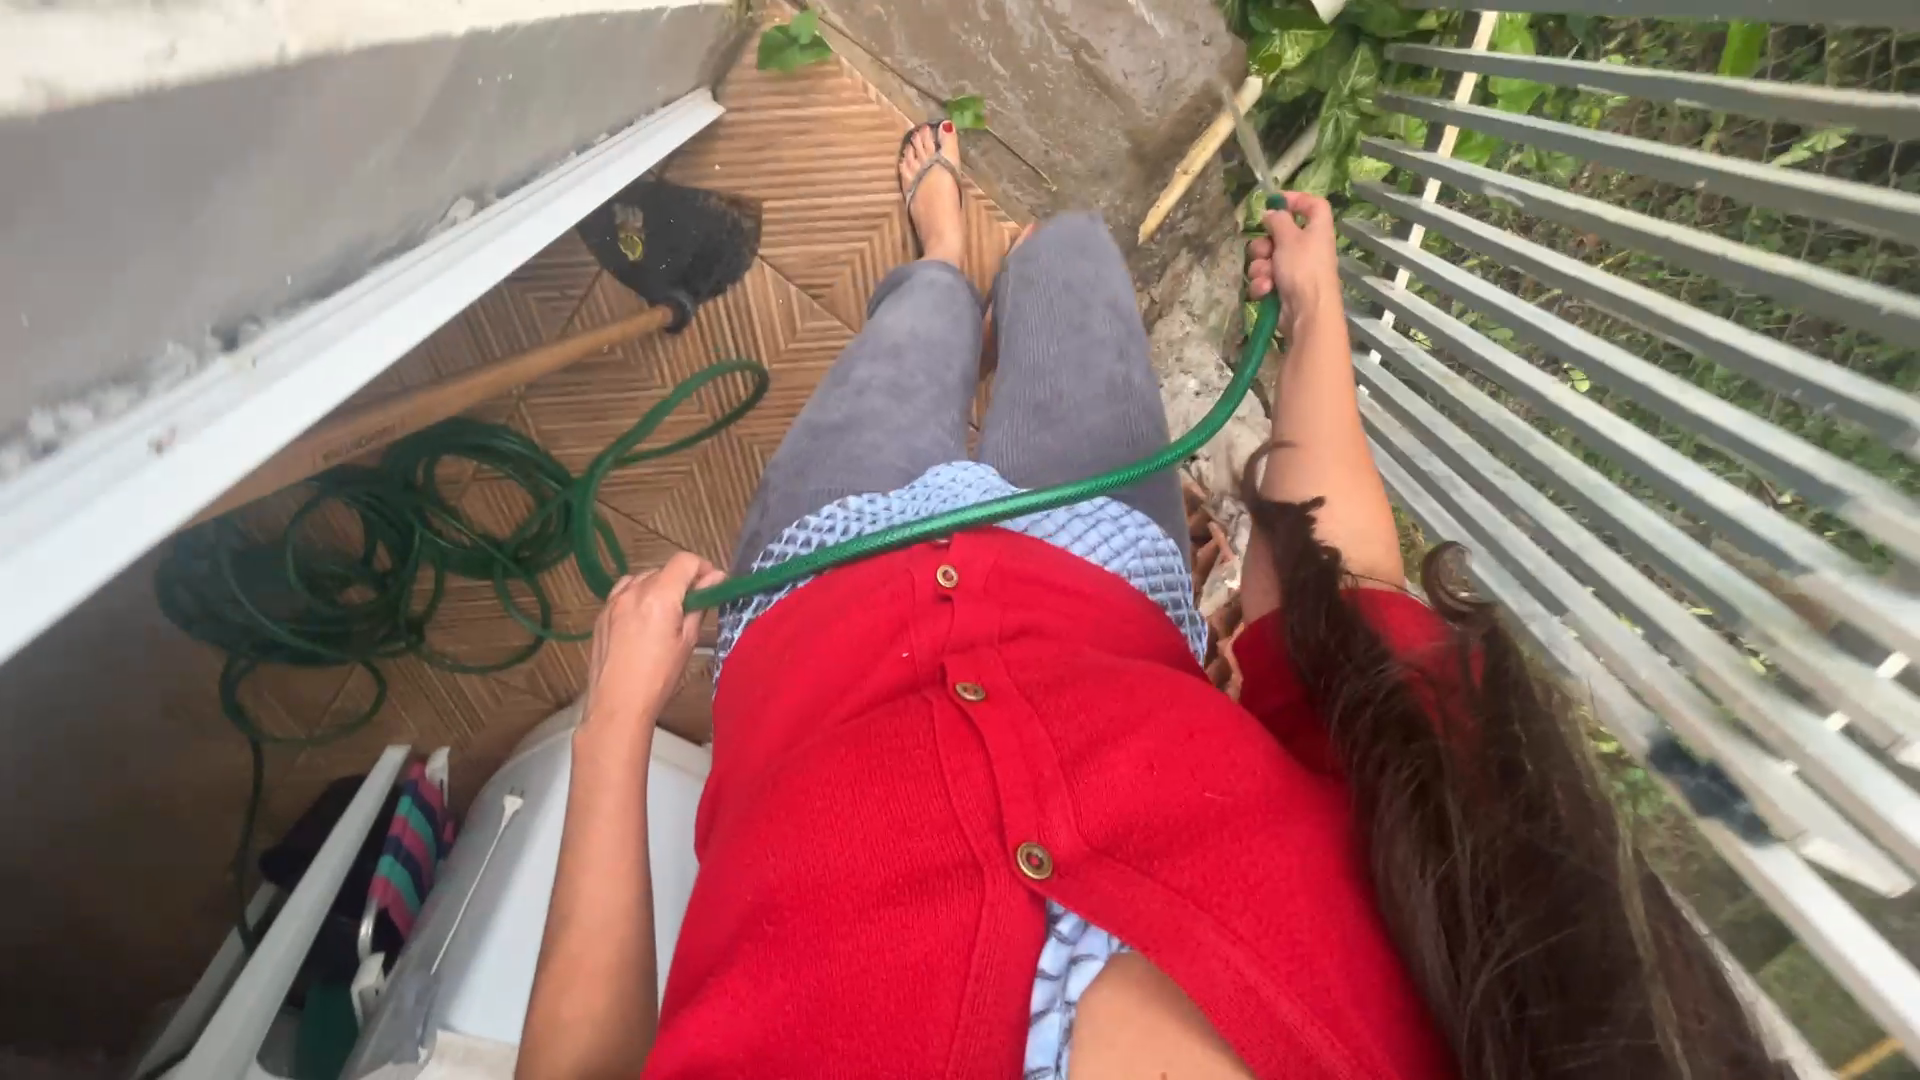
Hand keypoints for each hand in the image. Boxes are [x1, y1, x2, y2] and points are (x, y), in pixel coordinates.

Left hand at [580, 553, 724, 735]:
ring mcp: (613, 602)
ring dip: (659, 586)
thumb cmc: (659, 676)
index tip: (712, 585)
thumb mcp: (688, 640)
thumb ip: (700, 604)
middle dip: (682, 581)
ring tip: (666, 612)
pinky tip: (643, 618)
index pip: (685, 561)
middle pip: (664, 569)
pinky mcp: (601, 614)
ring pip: (643, 578)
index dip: (703, 568)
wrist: (618, 703)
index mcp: (659, 596)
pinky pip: (624, 592)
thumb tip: (716, 579)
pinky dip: (638, 595)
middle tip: (693, 605)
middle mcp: (633, 592)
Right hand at [1246, 191, 1340, 334]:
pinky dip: (1262, 284)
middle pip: (1279, 235)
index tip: (1275, 201)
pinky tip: (1266, 290)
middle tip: (1263, 250)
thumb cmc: (1303, 268)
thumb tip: (1271, 212)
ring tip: (1266, 277)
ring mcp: (1294, 268)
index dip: (1296, 199)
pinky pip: (1265, 279)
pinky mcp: (1282, 288)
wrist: (1306, 310)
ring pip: (1266, 259)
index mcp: (1316, 229)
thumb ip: (1278, 221)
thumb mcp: (1289, 238)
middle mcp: (1306, 246)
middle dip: (1264, 244)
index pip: (1312, 205)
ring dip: (1260, 268)